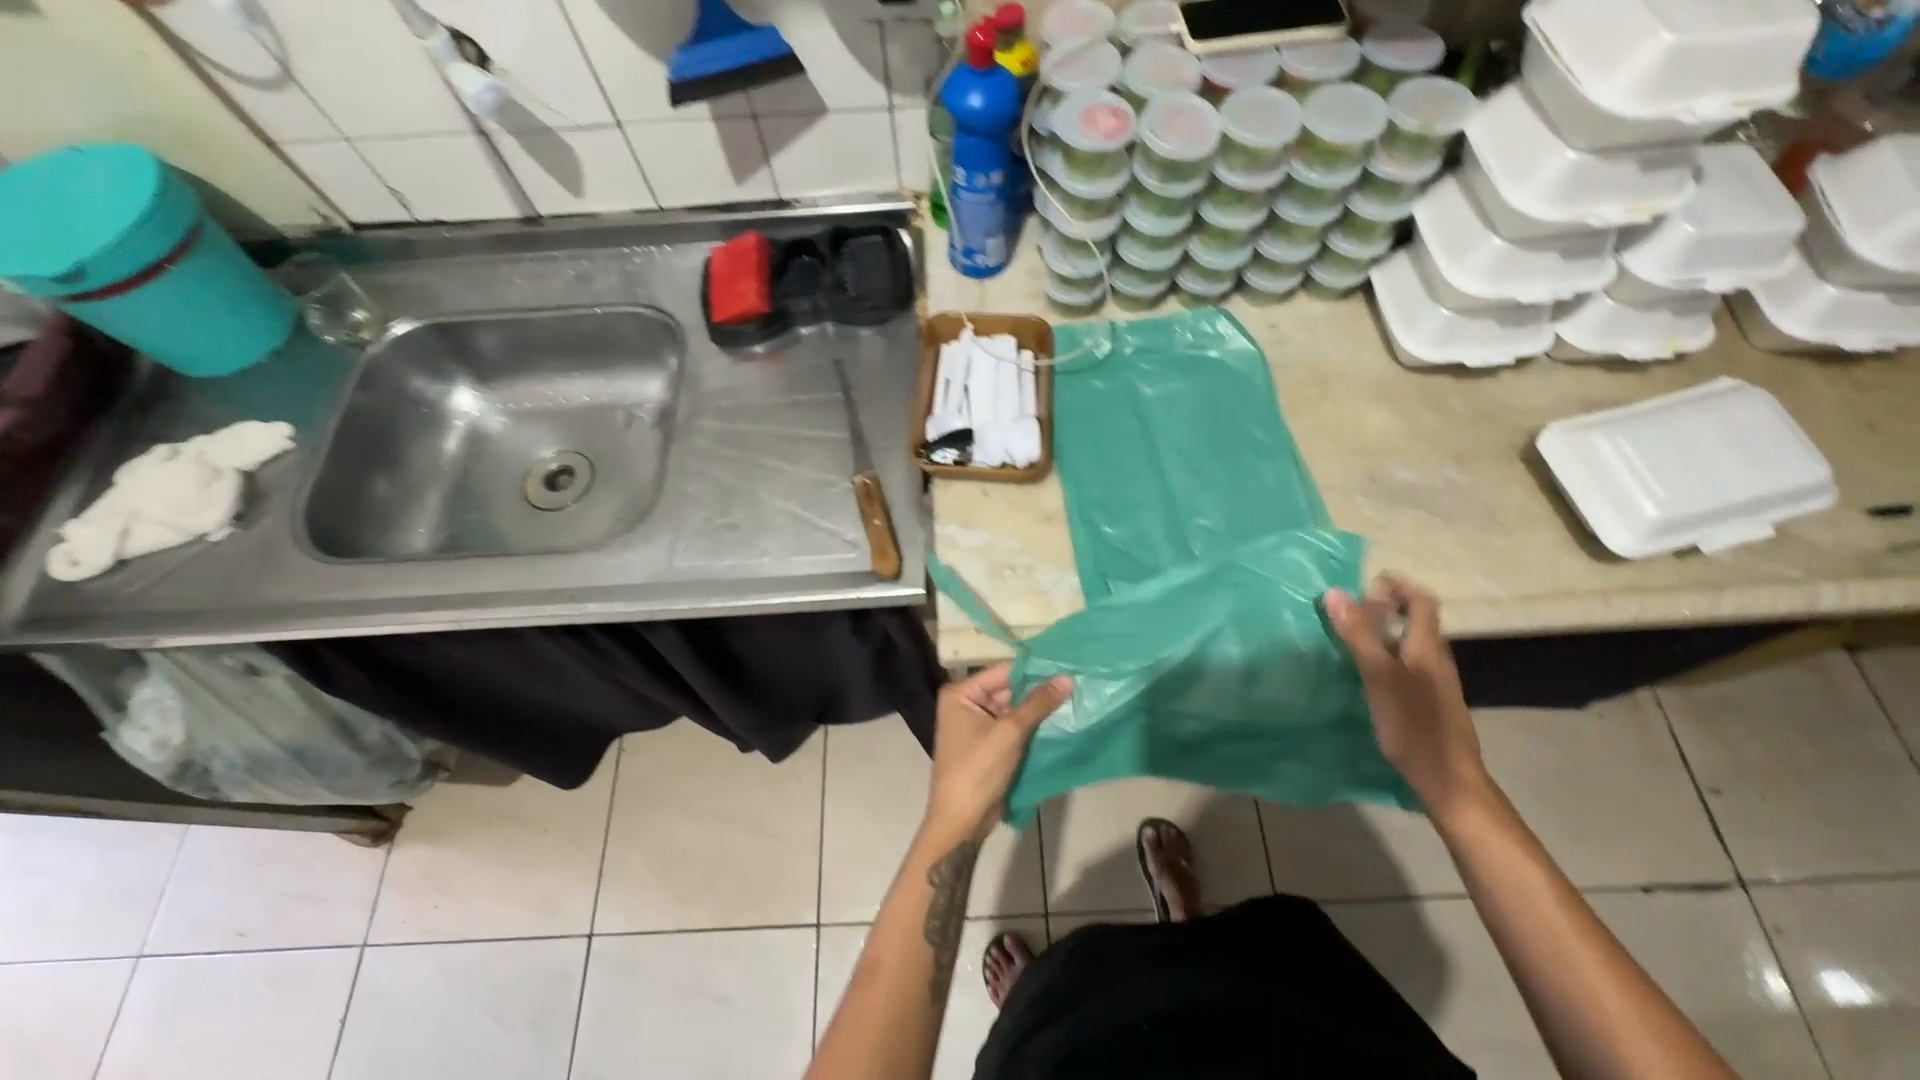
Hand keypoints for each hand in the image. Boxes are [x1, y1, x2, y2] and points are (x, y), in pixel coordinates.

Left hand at [925, 663, 1072, 843]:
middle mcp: (966, 703)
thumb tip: (1068, 677)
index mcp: (961, 693)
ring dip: (1040, 708)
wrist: (961, 820)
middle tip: (1077, 680)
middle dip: (1040, 689)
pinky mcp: (990, 744)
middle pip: (1009, 689)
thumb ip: (1038, 703)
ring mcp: (977, 725)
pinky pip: (1014, 727)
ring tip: (1075, 696)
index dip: (1035, 669)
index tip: (1068, 663)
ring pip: (1015, 709)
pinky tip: (1061, 719)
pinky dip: (1034, 725)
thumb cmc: (978, 770)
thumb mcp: (1010, 732)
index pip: (1003, 671)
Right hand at [1325, 575, 1490, 819]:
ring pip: (1412, 646)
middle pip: (1418, 622)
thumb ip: (1358, 635)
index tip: (1369, 583)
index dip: (1399, 587)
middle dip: (1387, 609)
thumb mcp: (1378, 676)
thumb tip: (1335, 593)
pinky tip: (1367, 676)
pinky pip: (1409, 667)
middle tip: (1352, 610)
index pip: (1422, 602)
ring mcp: (1436, 684)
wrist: (1448, 779)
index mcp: (1428, 648)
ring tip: (1352, 639)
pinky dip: (1388, 658)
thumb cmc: (1413, 725)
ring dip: (1386, 634)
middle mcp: (1436, 660)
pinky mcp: (1430, 704)